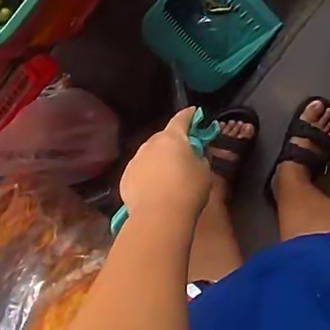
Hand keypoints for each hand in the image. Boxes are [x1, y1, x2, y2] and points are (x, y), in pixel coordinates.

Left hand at [118, 108, 210, 223]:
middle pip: (163, 138)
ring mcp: (135, 160)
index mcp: (172, 138)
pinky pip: (140, 170)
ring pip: (149, 154)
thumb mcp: (204, 172)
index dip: (189, 115)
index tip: (194, 113)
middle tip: (183, 154)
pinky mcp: (125, 177)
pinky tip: (154, 188)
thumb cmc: (187, 190)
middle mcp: (150, 144)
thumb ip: (199, 158)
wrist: (158, 216)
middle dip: (173, 143)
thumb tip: (194, 156)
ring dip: (159, 159)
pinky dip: (147, 174)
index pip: (181, 119)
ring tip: (167, 175)